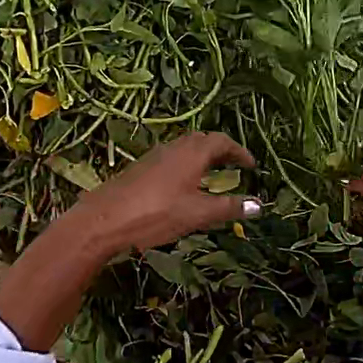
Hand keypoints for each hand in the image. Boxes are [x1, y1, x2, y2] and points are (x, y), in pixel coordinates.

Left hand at [62, 131, 260, 256]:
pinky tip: (184, 188)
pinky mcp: (141, 170)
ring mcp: (155, 157)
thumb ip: (229, 208)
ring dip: (203, 158)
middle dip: (222, 151)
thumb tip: (259, 205)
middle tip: (235, 166)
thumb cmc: (156, 214)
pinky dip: (187, 166)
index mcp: (192, 153)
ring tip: (213, 176)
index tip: (252, 165)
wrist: (103, 221)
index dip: (239, 152)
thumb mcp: (198, 214)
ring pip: (185, 149)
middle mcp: (174, 148)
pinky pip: (172, 160)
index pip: (223, 142)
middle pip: (203, 141)